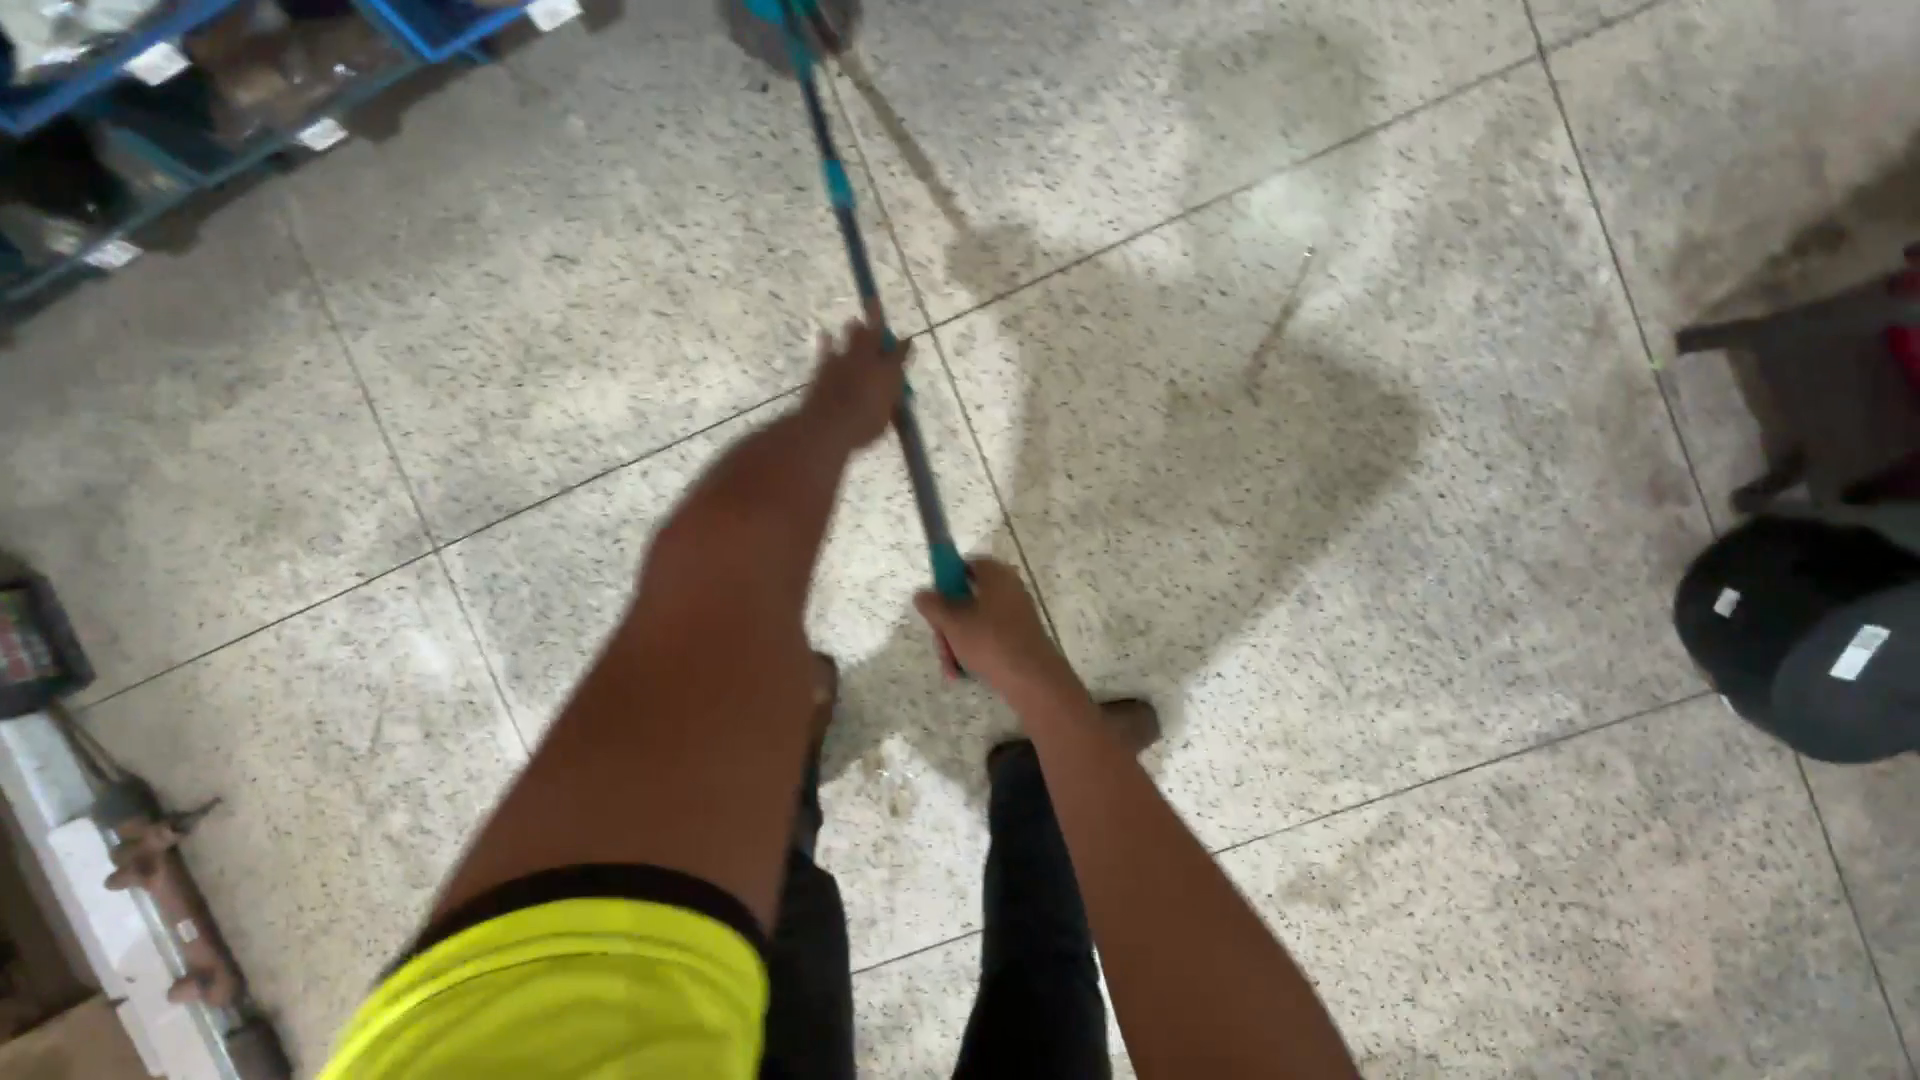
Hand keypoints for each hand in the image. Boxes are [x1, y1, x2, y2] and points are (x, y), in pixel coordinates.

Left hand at [802, 319, 907, 449]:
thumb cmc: (862, 428)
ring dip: (855, 328)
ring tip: (854, 321)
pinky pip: (826, 346)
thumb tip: (891, 396)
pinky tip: (824, 333)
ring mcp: (845, 358)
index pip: (901, 353)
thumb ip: (889, 402)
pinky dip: (826, 340)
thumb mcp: (884, 420)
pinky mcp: (824, 363)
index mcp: (888, 373)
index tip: (909, 340)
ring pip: (852, 334)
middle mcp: (869, 359)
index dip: (905, 346)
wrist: (828, 426)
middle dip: (876, 318)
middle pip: (875, 333)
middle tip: (874, 304)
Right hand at [914, 558, 1081, 702]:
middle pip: (966, 598)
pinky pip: (988, 637)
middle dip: (947, 624)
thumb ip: (933, 605)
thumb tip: (922, 594)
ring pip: (974, 622)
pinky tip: (962, 672)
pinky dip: (974, 652)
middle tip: (941, 644)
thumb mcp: (952, 622)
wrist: (1032, 678)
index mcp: (996, 574)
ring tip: (951, 667)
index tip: (933, 605)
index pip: (965, 565)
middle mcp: (1008, 588)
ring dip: (956, 643)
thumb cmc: (990, 641)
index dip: (945, 582)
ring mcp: (1015, 613)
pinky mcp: (1019, 636)